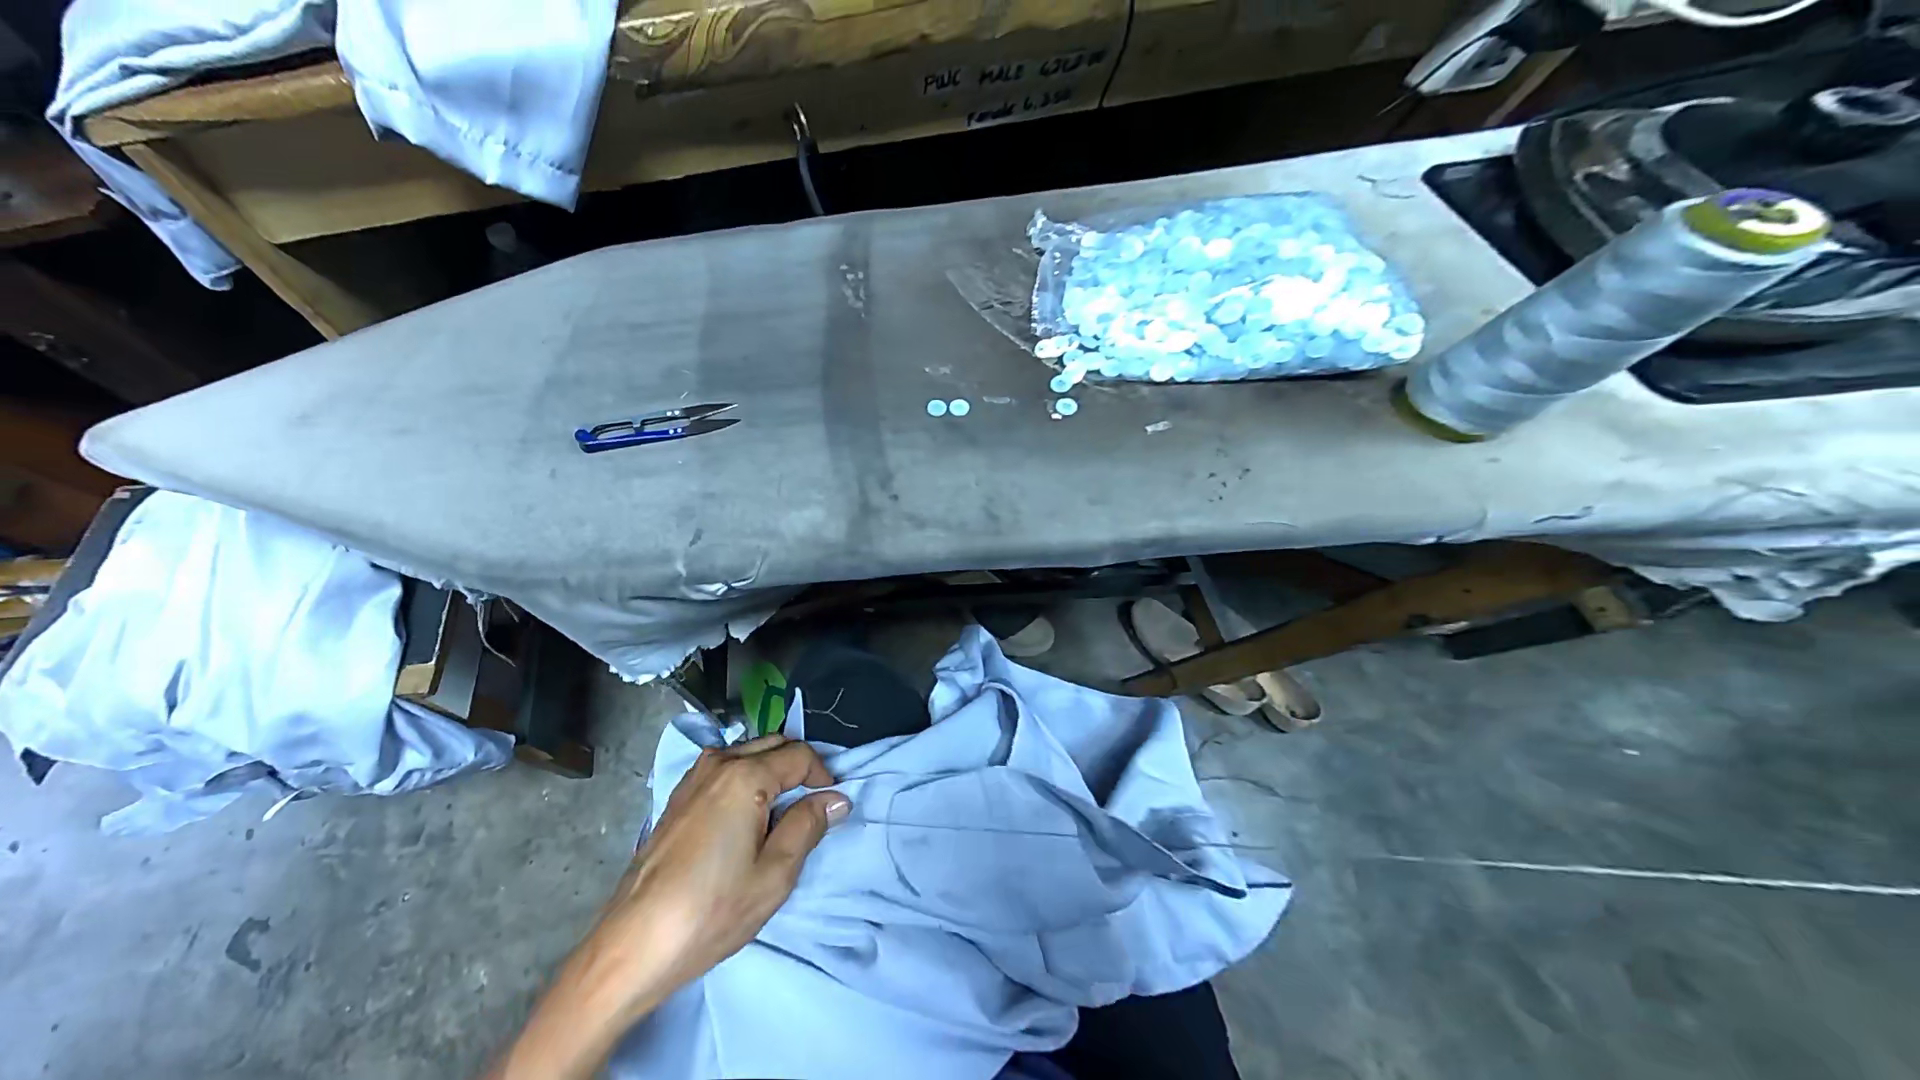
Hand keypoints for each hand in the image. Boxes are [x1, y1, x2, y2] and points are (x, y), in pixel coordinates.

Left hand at [603, 734, 851, 995]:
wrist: (634, 944)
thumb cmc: (712, 909)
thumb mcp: (775, 873)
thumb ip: (808, 825)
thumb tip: (836, 798)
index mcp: (745, 776)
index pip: (799, 755)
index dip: (824, 776)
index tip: (832, 807)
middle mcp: (718, 764)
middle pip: (773, 744)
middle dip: (799, 766)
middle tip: (812, 807)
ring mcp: (692, 779)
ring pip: (747, 752)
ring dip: (771, 769)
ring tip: (782, 812)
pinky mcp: (677, 798)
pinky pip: (723, 769)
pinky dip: (745, 777)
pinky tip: (746, 816)